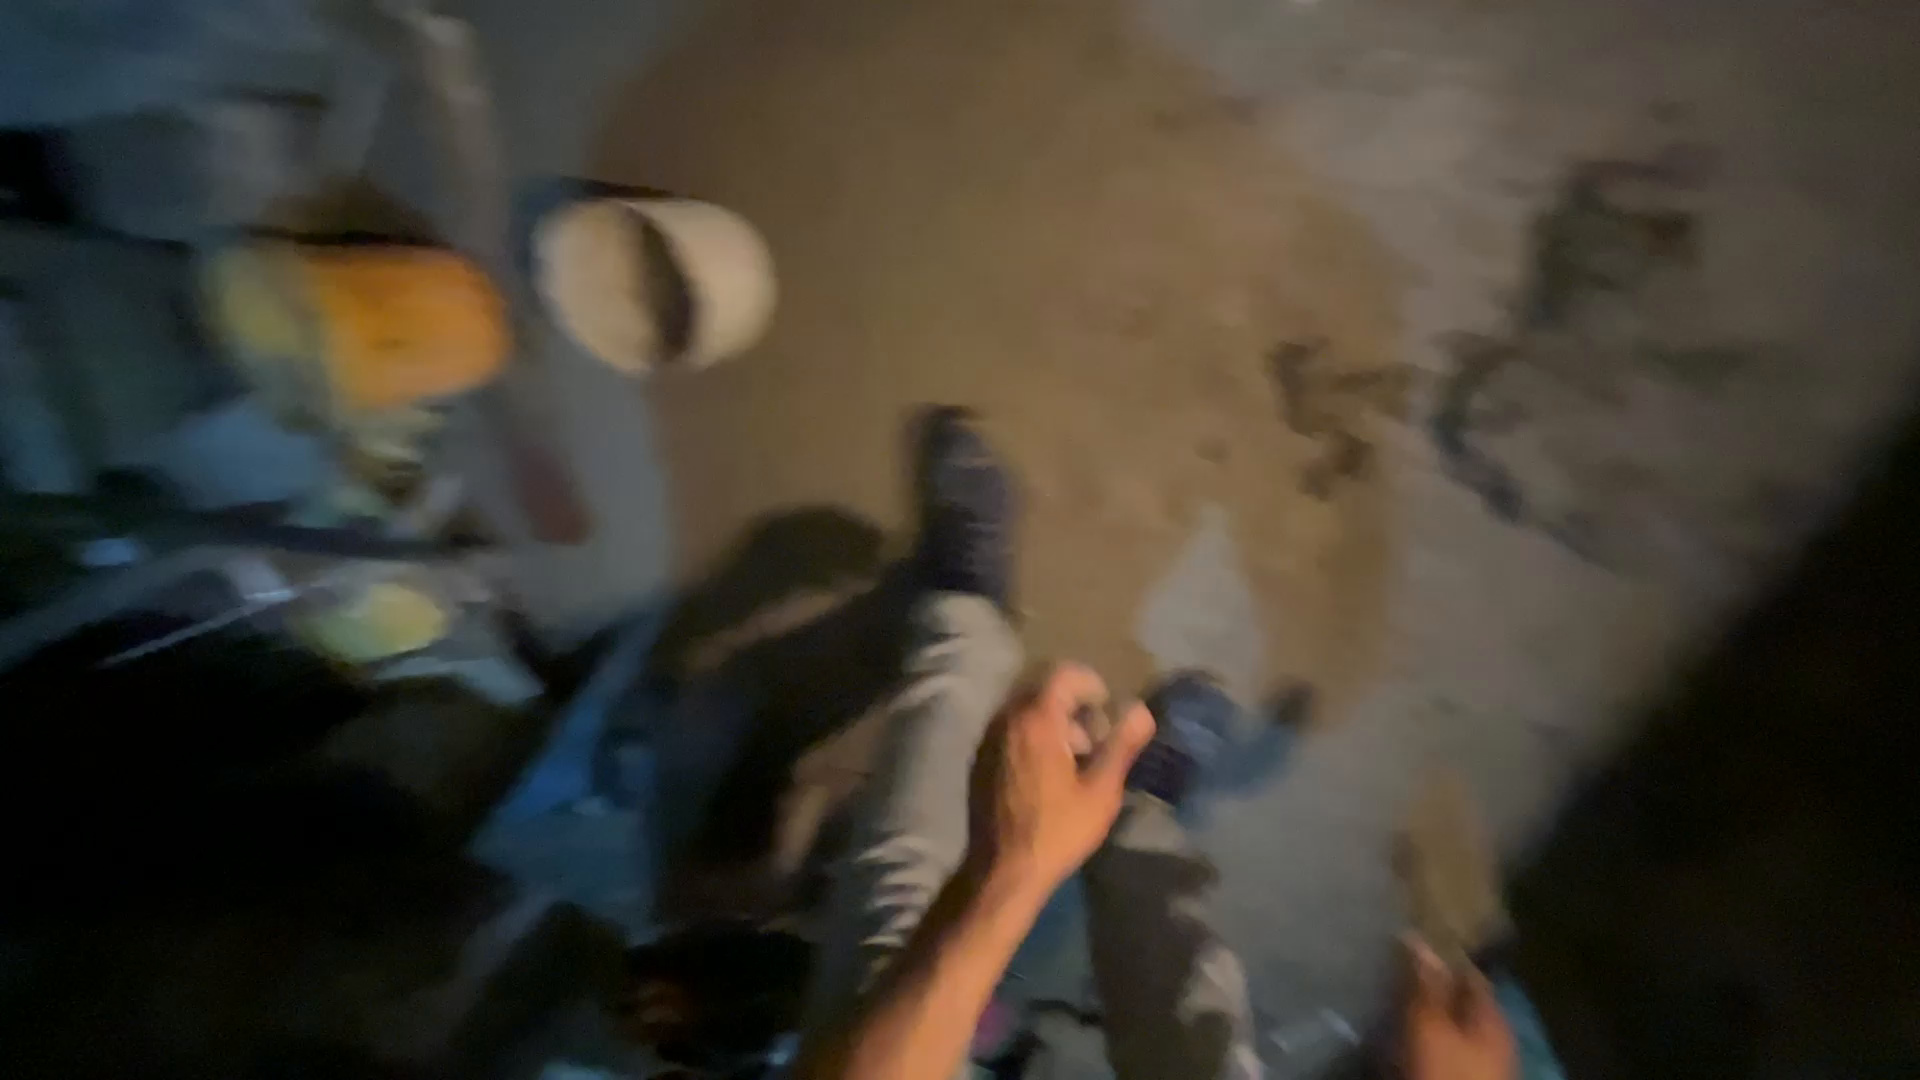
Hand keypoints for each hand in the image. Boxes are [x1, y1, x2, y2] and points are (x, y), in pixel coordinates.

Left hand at [966, 663, 1156, 892]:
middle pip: (1044, 691)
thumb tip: (1141, 710)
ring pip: (1026, 711)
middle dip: (1073, 707)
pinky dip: (1032, 737)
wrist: (1003, 869)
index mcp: (1036, 718)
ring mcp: (989, 738)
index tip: (1107, 708)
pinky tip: (1047, 774)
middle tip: (1095, 740)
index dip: (1090, 683)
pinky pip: (1011, 730)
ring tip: (1074, 761)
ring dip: (1053, 723)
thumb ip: (1121, 744)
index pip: (1064, 674)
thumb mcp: (1101, 790)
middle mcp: (1007, 718)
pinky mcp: (981, 758)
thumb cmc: (1057, 829)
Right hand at [1402, 937, 1517, 1079]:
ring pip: (1451, 1018)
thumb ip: (1427, 982)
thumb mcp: (1430, 1024)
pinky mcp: (1464, 1074)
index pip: (1471, 972)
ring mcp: (1483, 1060)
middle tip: (1395, 960)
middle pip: (1461, 996)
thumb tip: (1420, 939)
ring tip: (1392, 988)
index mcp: (1494, 1019)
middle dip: (1431, 978)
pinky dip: (1425, 1026)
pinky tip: (1403, 1023)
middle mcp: (1494, 1036)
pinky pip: (1444, 1039)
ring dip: (1425, 1003)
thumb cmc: (1445, 1073)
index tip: (1411, 935)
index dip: (1443, 952)